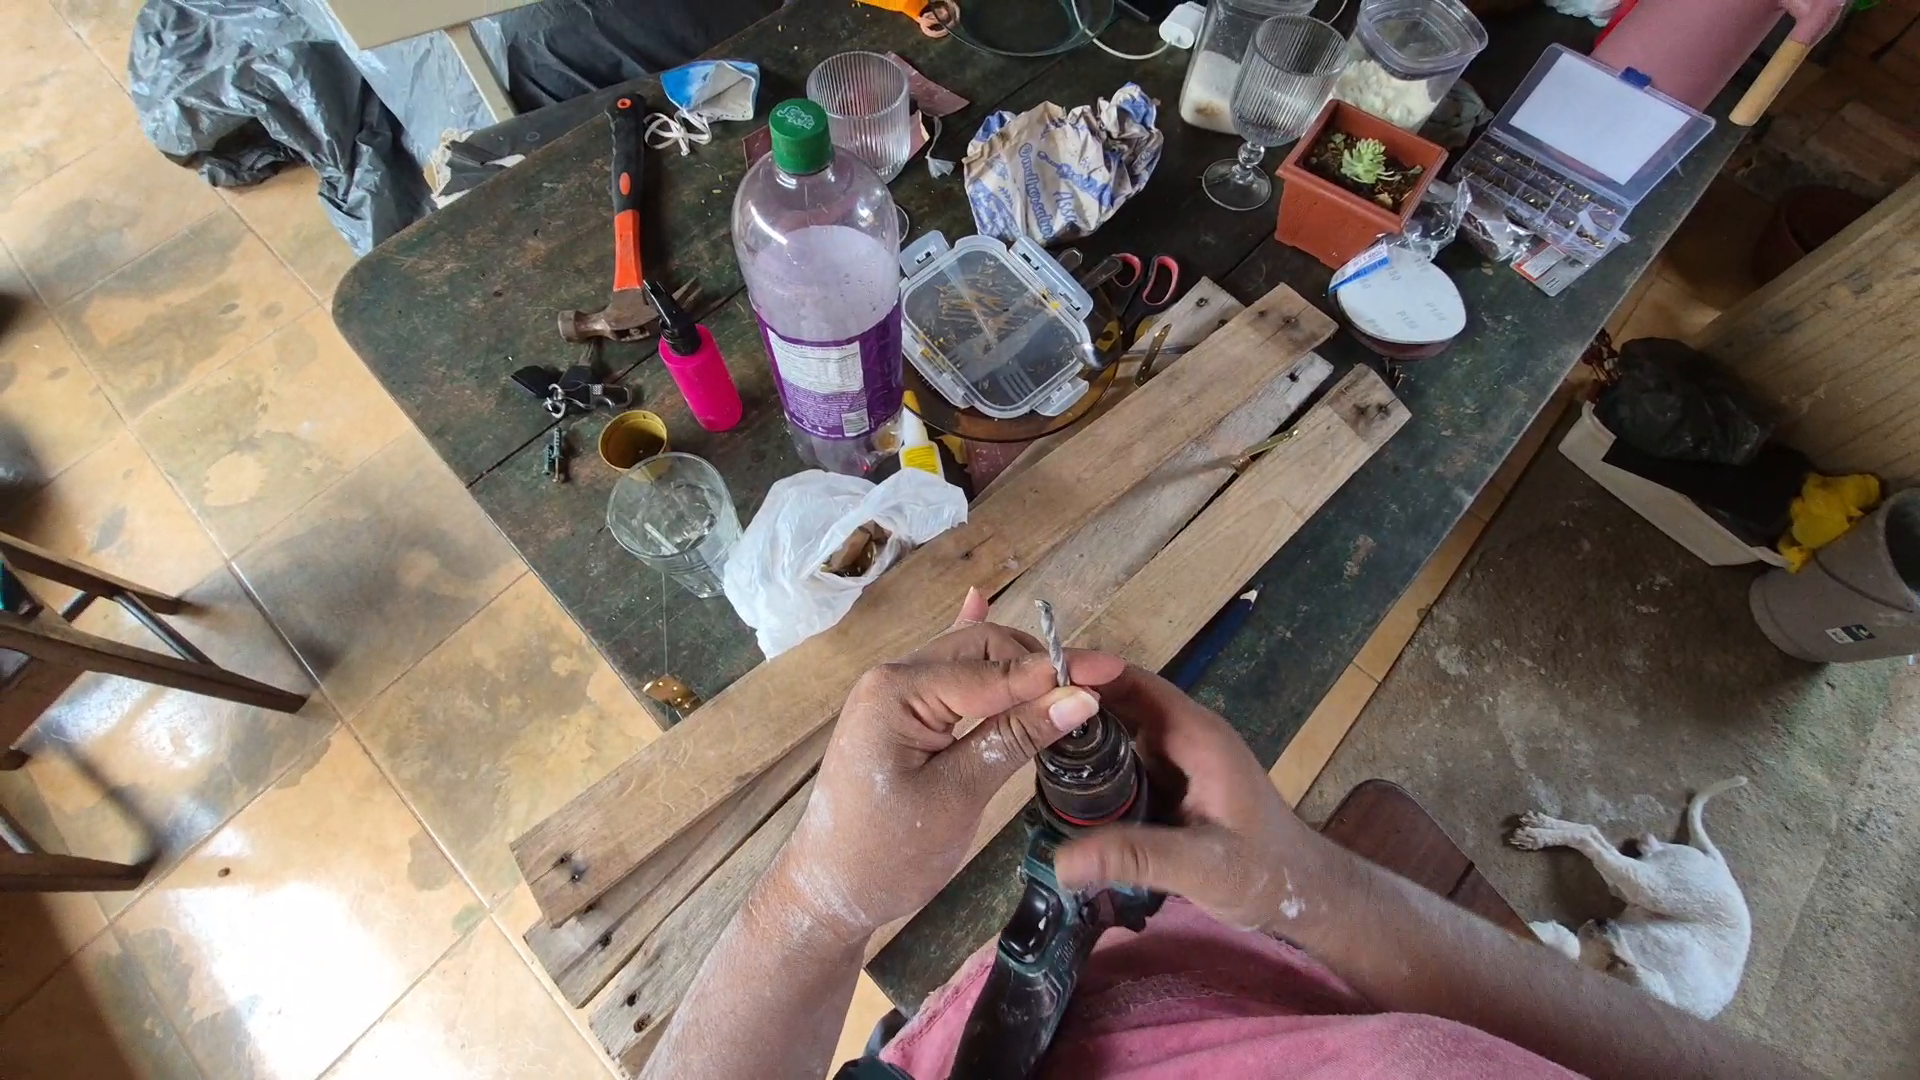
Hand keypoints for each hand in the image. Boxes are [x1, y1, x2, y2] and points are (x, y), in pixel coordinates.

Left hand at [769, 589, 1124, 945]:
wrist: (829, 891)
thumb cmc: (888, 853)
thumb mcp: (957, 795)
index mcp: (899, 689)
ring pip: (969, 659)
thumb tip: (1079, 697)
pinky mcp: (901, 712)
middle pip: (981, 649)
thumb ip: (1015, 737)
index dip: (1054, 670)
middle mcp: (894, 676)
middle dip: (1037, 663)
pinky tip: (978, 604)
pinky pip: (946, 672)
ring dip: (1017, 666)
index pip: (993, 669)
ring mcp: (894, 692)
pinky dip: (973, 653)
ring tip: (1068, 678)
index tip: (1109, 670)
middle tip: (1091, 688)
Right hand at [1052, 665, 1336, 932]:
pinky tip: (1060, 778)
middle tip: (1016, 713)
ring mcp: (1175, 755)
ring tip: (1026, 739)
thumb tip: (1061, 861)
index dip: (1083, 672)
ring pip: (1116, 725)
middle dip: (1069, 700)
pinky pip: (1122, 754)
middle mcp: (1180, 733)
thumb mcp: (1201, 866)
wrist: (1306, 895)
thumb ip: (1135, 856)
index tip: (1031, 680)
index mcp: (1192, 732)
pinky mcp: (1169, 778)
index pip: (1130, 681)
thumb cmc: (1265, 871)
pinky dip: (1090, 758)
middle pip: (1116, 698)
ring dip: (1077, 728)